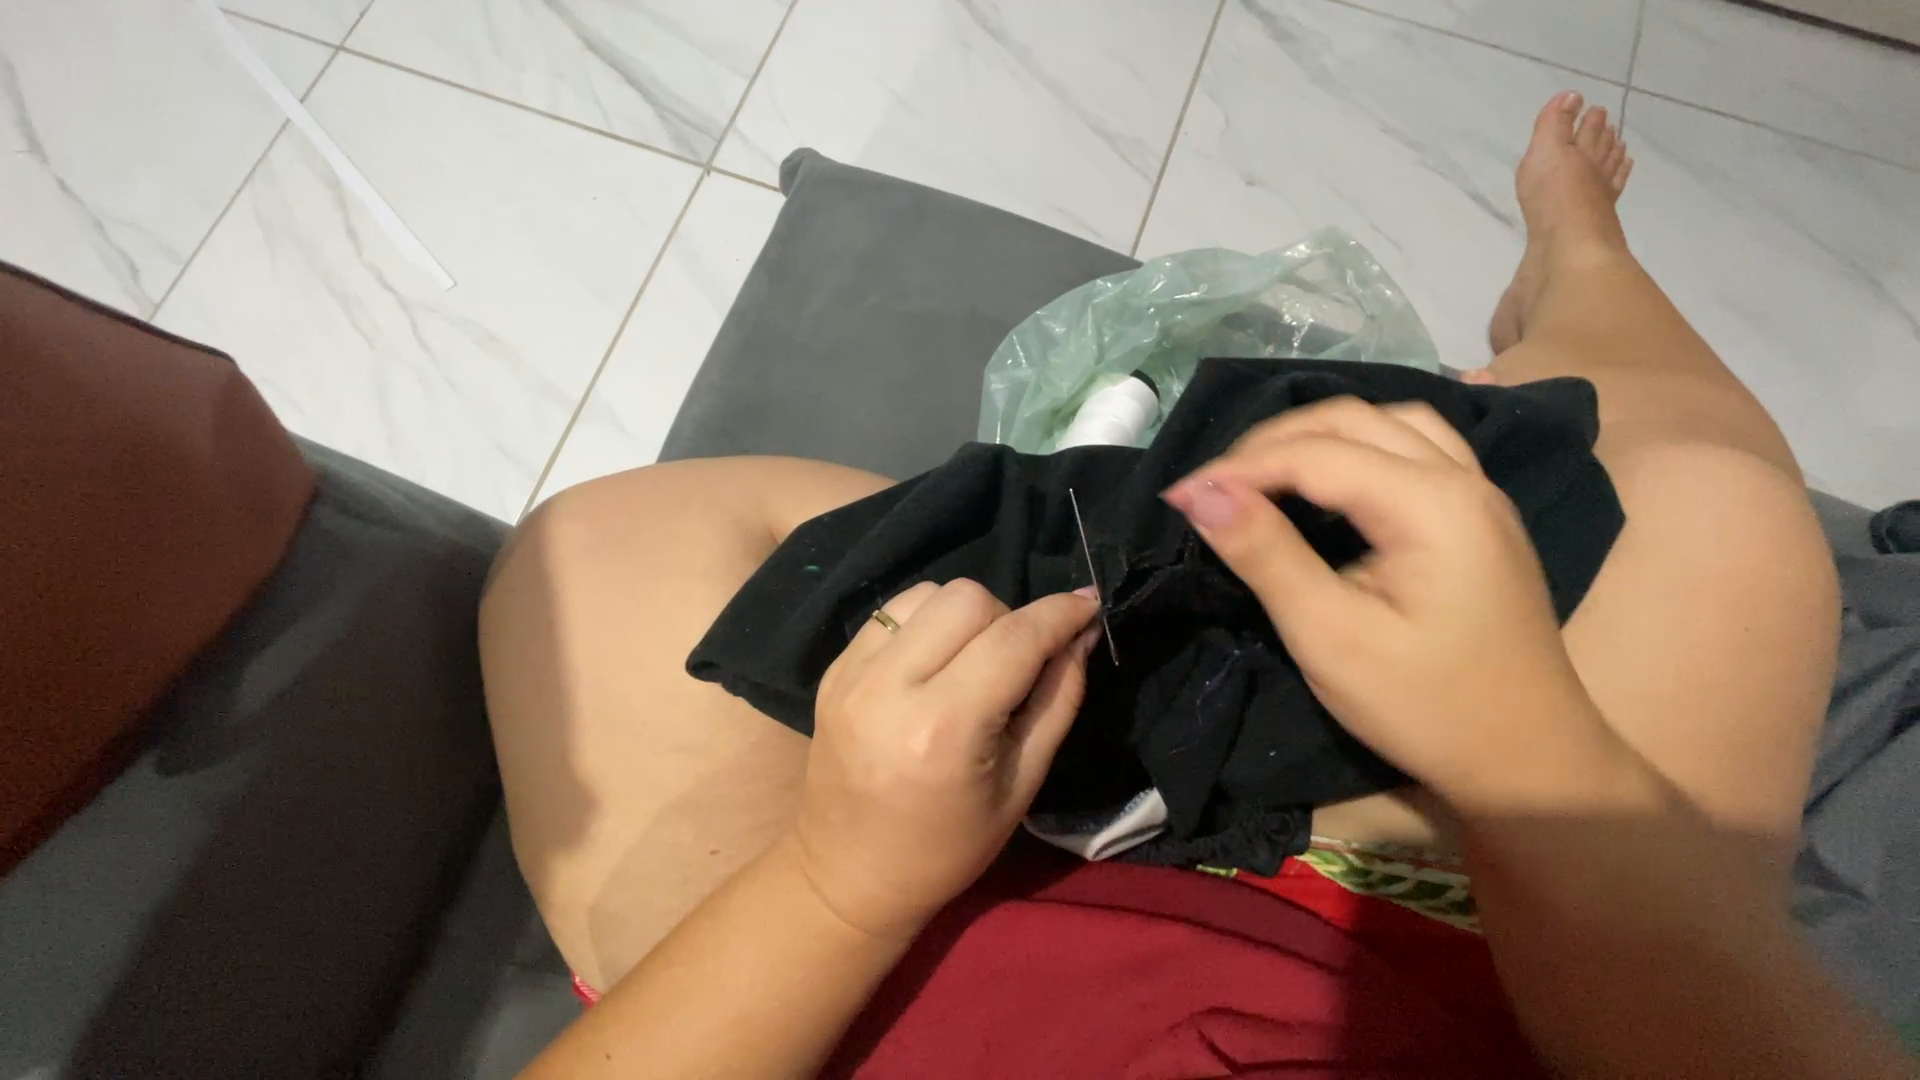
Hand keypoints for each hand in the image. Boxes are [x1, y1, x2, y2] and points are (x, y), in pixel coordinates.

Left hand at [789, 579, 1100, 939]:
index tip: (1088, 606)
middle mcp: (888, 688)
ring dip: (963, 616)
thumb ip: (1058, 699)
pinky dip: (924, 625)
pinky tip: (930, 666)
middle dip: (1007, 618)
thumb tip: (1082, 633)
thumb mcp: (1022, 784)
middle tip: (1014, 663)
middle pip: (966, 598)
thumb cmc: (948, 847)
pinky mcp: (832, 670)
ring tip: (969, 663)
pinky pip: (890, 614)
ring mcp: (851, 674)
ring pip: (926, 594)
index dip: (1059, 614)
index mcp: (943, 729)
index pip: (1013, 639)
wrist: (848, 874)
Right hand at [1162, 397, 1613, 808]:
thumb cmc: (1423, 706)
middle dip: (1271, 443)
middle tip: (1213, 486)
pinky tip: (1330, 477)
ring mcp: (1478, 495)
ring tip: (1262, 473)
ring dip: (1316, 436)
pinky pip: (1412, 448)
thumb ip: (1266, 555)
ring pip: (1386, 424)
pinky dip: (1356, 447)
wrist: (1529, 762)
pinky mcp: (1477, 517)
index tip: (1178, 496)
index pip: (1315, 454)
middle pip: (1352, 420)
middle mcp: (1461, 480)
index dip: (1238, 468)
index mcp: (1431, 505)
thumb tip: (1201, 494)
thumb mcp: (1330, 635)